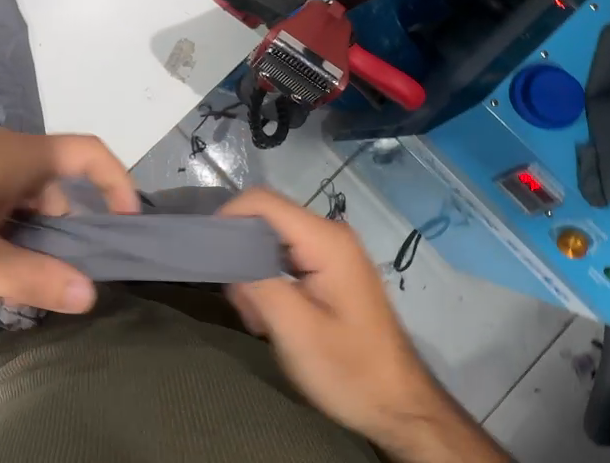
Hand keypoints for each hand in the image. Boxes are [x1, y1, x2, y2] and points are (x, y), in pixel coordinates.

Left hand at [0, 129, 140, 314]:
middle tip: (29, 297)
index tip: (127, 226)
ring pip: (15, 211)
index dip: (118, 183)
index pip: (88, 153)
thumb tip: (91, 292)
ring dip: (11, 255)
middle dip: (47, 249)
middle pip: (50, 197)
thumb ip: (33, 278)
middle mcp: (2, 151)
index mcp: (18, 158)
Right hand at [221, 188, 498, 458]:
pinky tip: (272, 316)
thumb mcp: (295, 330)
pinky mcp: (332, 270)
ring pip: (273, 240)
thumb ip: (256, 282)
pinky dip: (270, 279)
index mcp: (326, 240)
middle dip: (240, 253)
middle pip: (267, 219)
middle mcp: (331, 234)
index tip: (208, 254)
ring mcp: (334, 252)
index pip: (262, 201)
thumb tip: (224, 252)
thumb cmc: (350, 370)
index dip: (228, 218)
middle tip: (239, 302)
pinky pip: (287, 257)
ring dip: (254, 271)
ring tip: (257, 317)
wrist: (401, 408)